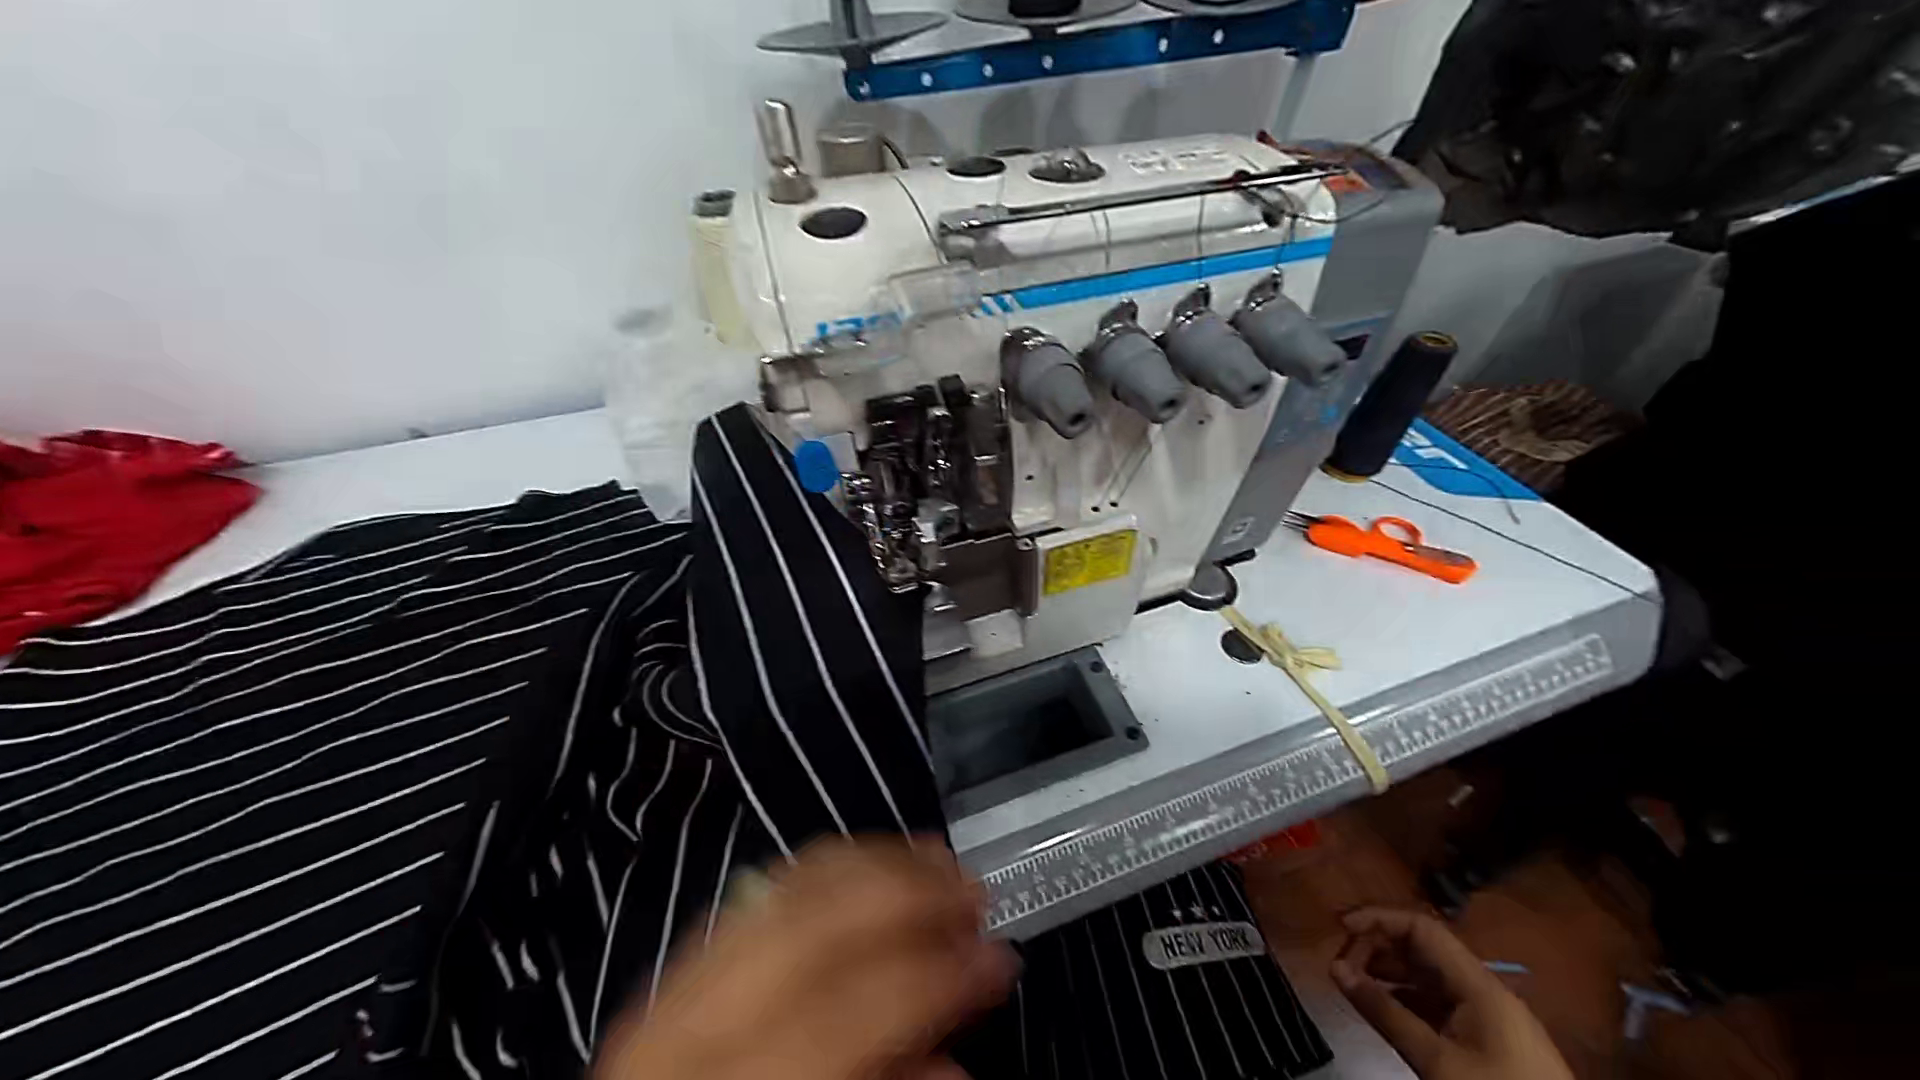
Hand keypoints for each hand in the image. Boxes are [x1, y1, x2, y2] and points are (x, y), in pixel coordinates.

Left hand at [594, 837, 1018, 1079]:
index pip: (849, 1008)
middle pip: (816, 923)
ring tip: (936, 859)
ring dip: (873, 863)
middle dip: (909, 893)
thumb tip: (956, 1066)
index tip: (996, 957)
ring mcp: (677, 982)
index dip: (935, 975)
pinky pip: (762, 889)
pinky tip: (872, 862)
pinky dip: (827, 866)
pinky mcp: (677, 961)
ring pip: (786, 889)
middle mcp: (693, 1025)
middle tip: (973, 889)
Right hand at [1330, 907, 1572, 1079]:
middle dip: (1378, 947)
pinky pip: (1438, 1003)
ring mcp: (1488, 1017)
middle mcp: (1483, 990)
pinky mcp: (1488, 1042)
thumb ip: (1384, 1012)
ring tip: (1353, 984)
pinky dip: (1405, 998)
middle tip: (1341, 961)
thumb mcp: (1436, 1062)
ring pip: (1429, 977)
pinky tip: (1383, 1010)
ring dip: (1388, 973)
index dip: (1378, 919)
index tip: (1339, 927)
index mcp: (1478, 985)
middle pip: (1423, 949)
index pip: (1421, 927)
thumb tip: (1334, 967)